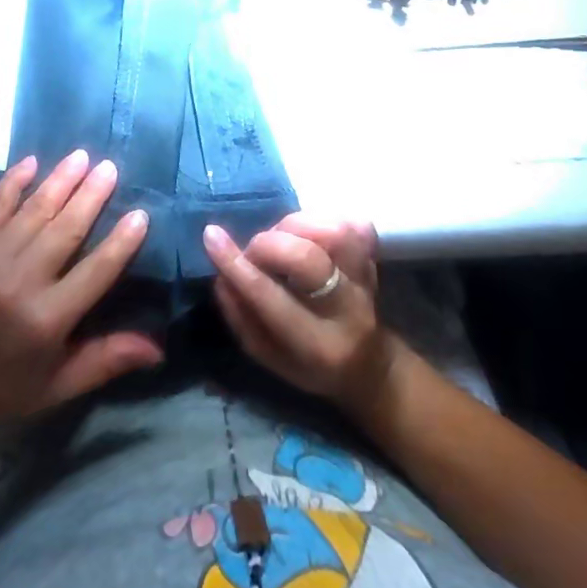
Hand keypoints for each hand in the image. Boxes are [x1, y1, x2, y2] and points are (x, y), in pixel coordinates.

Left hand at [0, 151, 161, 460]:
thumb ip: (106, 360)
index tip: (141, 214)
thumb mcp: (57, 386)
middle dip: (91, 195)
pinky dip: (12, 182)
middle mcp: (20, 283)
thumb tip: (158, 348)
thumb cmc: (1, 387)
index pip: (96, 271)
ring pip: (33, 211)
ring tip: (82, 156)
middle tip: (111, 167)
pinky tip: (31, 162)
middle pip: (65, 230)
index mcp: (47, 321)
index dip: (121, 242)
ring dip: (59, 180)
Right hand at [203, 215, 407, 414]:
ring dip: (296, 226)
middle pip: (307, 258)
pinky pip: (356, 226)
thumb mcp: (266, 356)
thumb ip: (240, 316)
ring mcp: (366, 282)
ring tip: (282, 238)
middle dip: (267, 243)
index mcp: (315, 344)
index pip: (270, 296)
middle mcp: (347, 310)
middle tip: (256, 252)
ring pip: (335, 233)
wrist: (369, 366)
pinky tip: (309, 234)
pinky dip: (326, 221)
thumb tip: (221, 274)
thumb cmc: (308, 365)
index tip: (211, 236)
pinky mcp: (374, 261)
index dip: (236, 263)